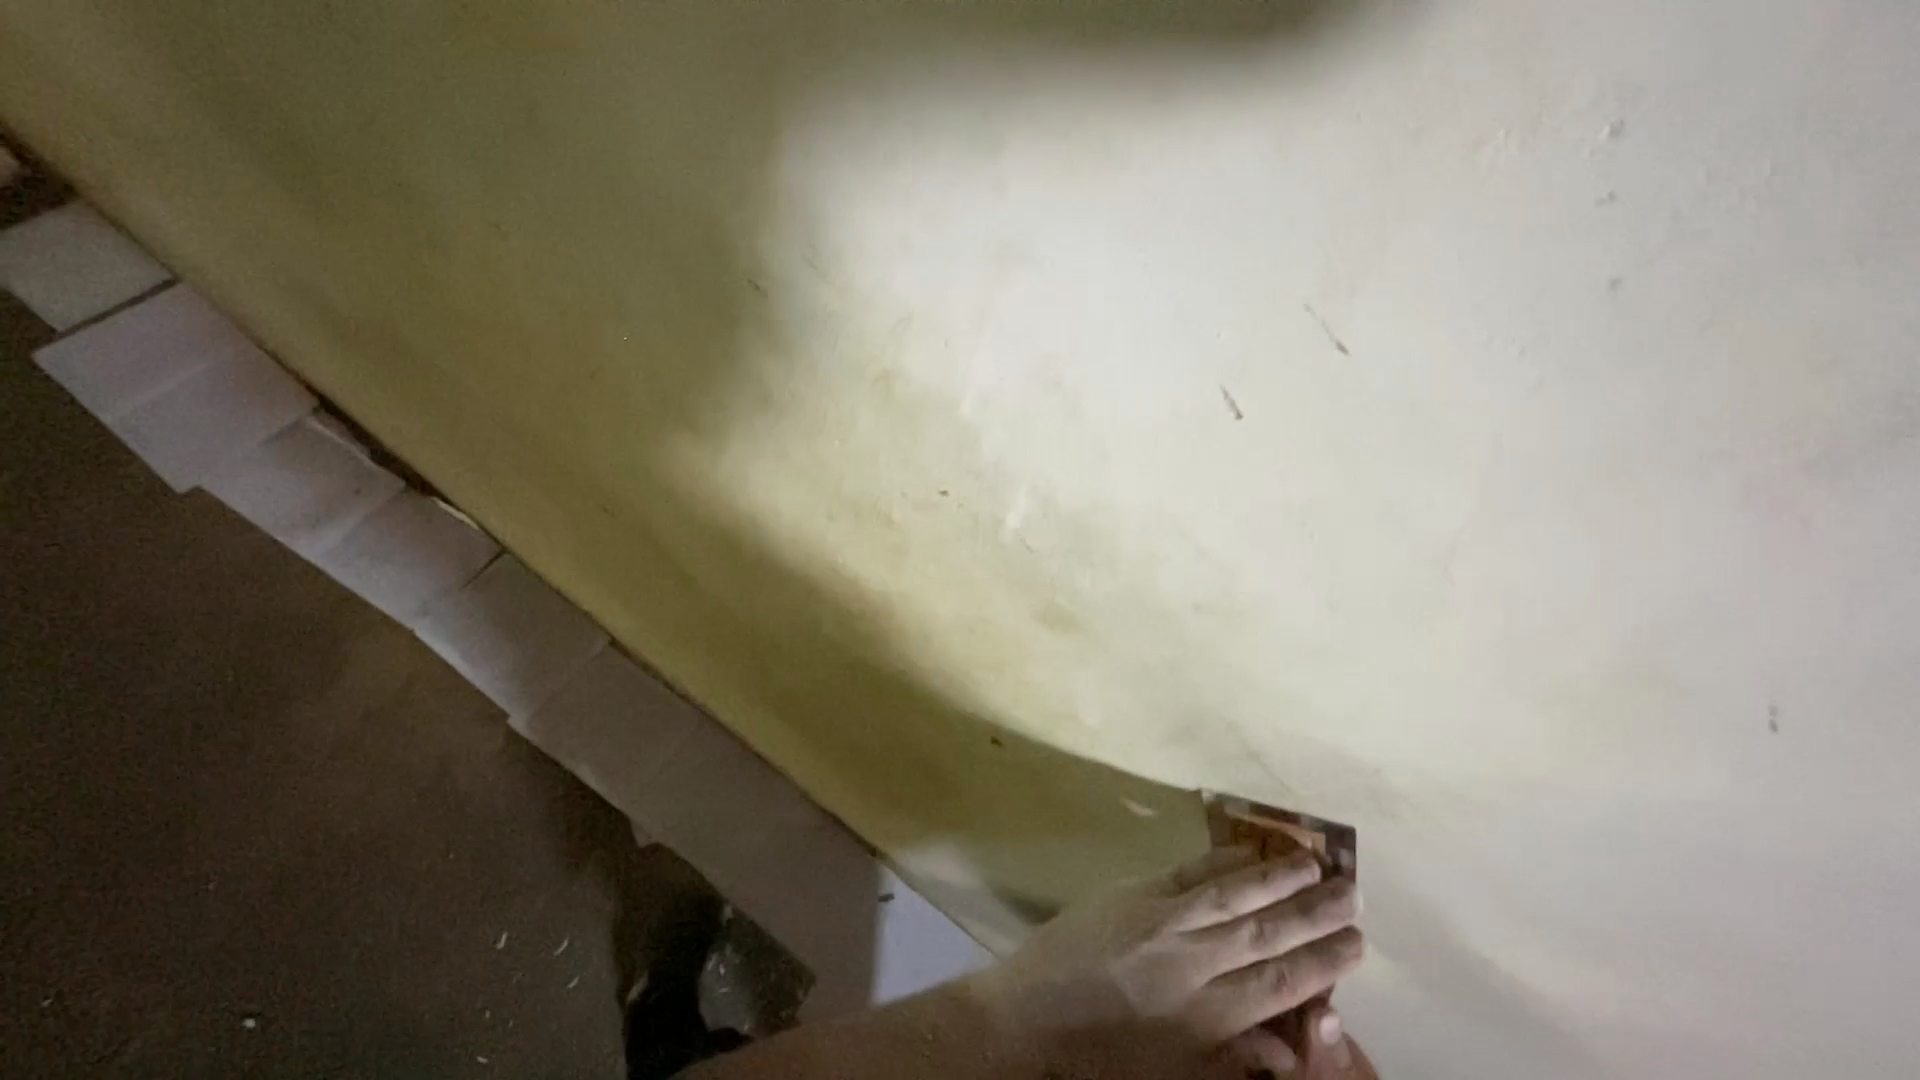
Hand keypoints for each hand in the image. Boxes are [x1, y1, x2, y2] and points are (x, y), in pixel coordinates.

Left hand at [966, 845, 1364, 1075]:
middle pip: (1267, 934)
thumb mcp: (1174, 1071)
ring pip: (1235, 894)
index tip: (1358, 941)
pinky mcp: (1134, 892)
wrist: (1029, 1017)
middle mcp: (1194, 963)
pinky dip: (1226, 860)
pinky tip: (1252, 851)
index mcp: (1207, 1017)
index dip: (1323, 962)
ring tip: (1317, 862)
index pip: (1281, 985)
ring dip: (1279, 877)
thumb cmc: (1103, 1056)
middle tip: (1354, 891)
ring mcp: (1163, 921)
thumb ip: (1234, 1056)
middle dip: (1315, 913)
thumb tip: (1289, 1045)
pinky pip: (1191, 872)